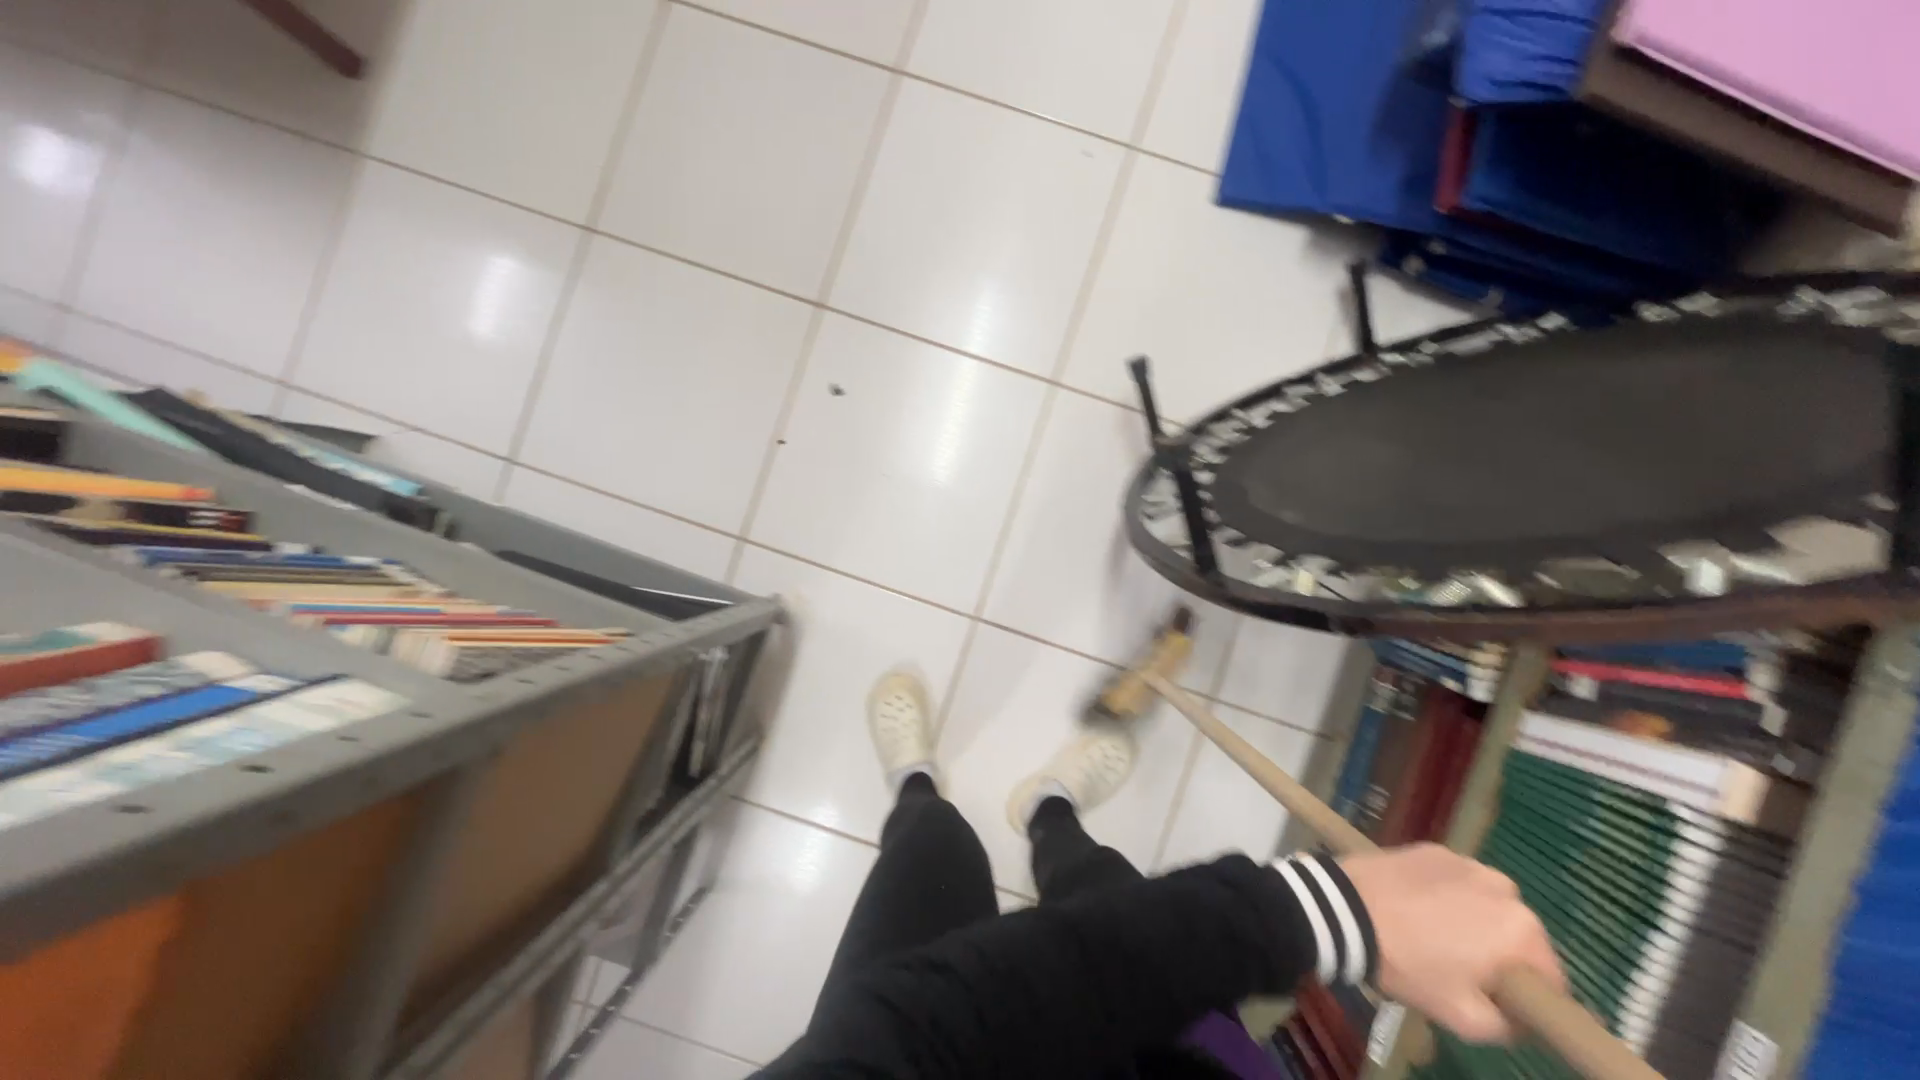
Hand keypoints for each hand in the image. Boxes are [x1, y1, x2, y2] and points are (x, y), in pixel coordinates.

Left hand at [1337, 843, 1565, 1043]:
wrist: (1344, 909)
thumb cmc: (1408, 964)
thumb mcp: (1464, 1018)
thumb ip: (1508, 1027)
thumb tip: (1519, 1019)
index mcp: (1523, 930)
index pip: (1550, 979)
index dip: (1530, 999)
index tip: (1500, 1005)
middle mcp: (1505, 888)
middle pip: (1517, 937)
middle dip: (1499, 956)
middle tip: (1459, 970)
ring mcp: (1466, 861)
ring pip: (1485, 905)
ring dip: (1472, 922)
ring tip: (1432, 936)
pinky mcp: (1432, 848)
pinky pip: (1453, 881)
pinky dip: (1444, 895)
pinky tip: (1414, 908)